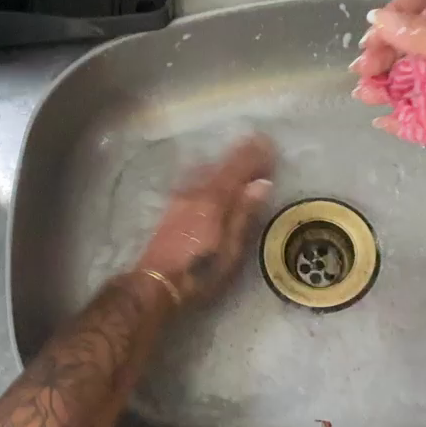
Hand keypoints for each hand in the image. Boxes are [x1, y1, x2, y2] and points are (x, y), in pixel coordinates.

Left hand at [134, 135, 276, 305]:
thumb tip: (262, 184)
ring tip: (239, 159)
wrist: (156, 283)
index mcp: (213, 200)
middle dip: (241, 154)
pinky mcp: (171, 206)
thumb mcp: (231, 249)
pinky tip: (210, 174)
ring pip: (205, 169)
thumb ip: (244, 214)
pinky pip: (194, 177)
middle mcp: (195, 192)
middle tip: (259, 146)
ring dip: (224, 161)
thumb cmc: (200, 272)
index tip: (269, 143)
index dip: (254, 155)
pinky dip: (208, 170)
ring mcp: (180, 197)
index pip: (237, 168)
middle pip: (221, 165)